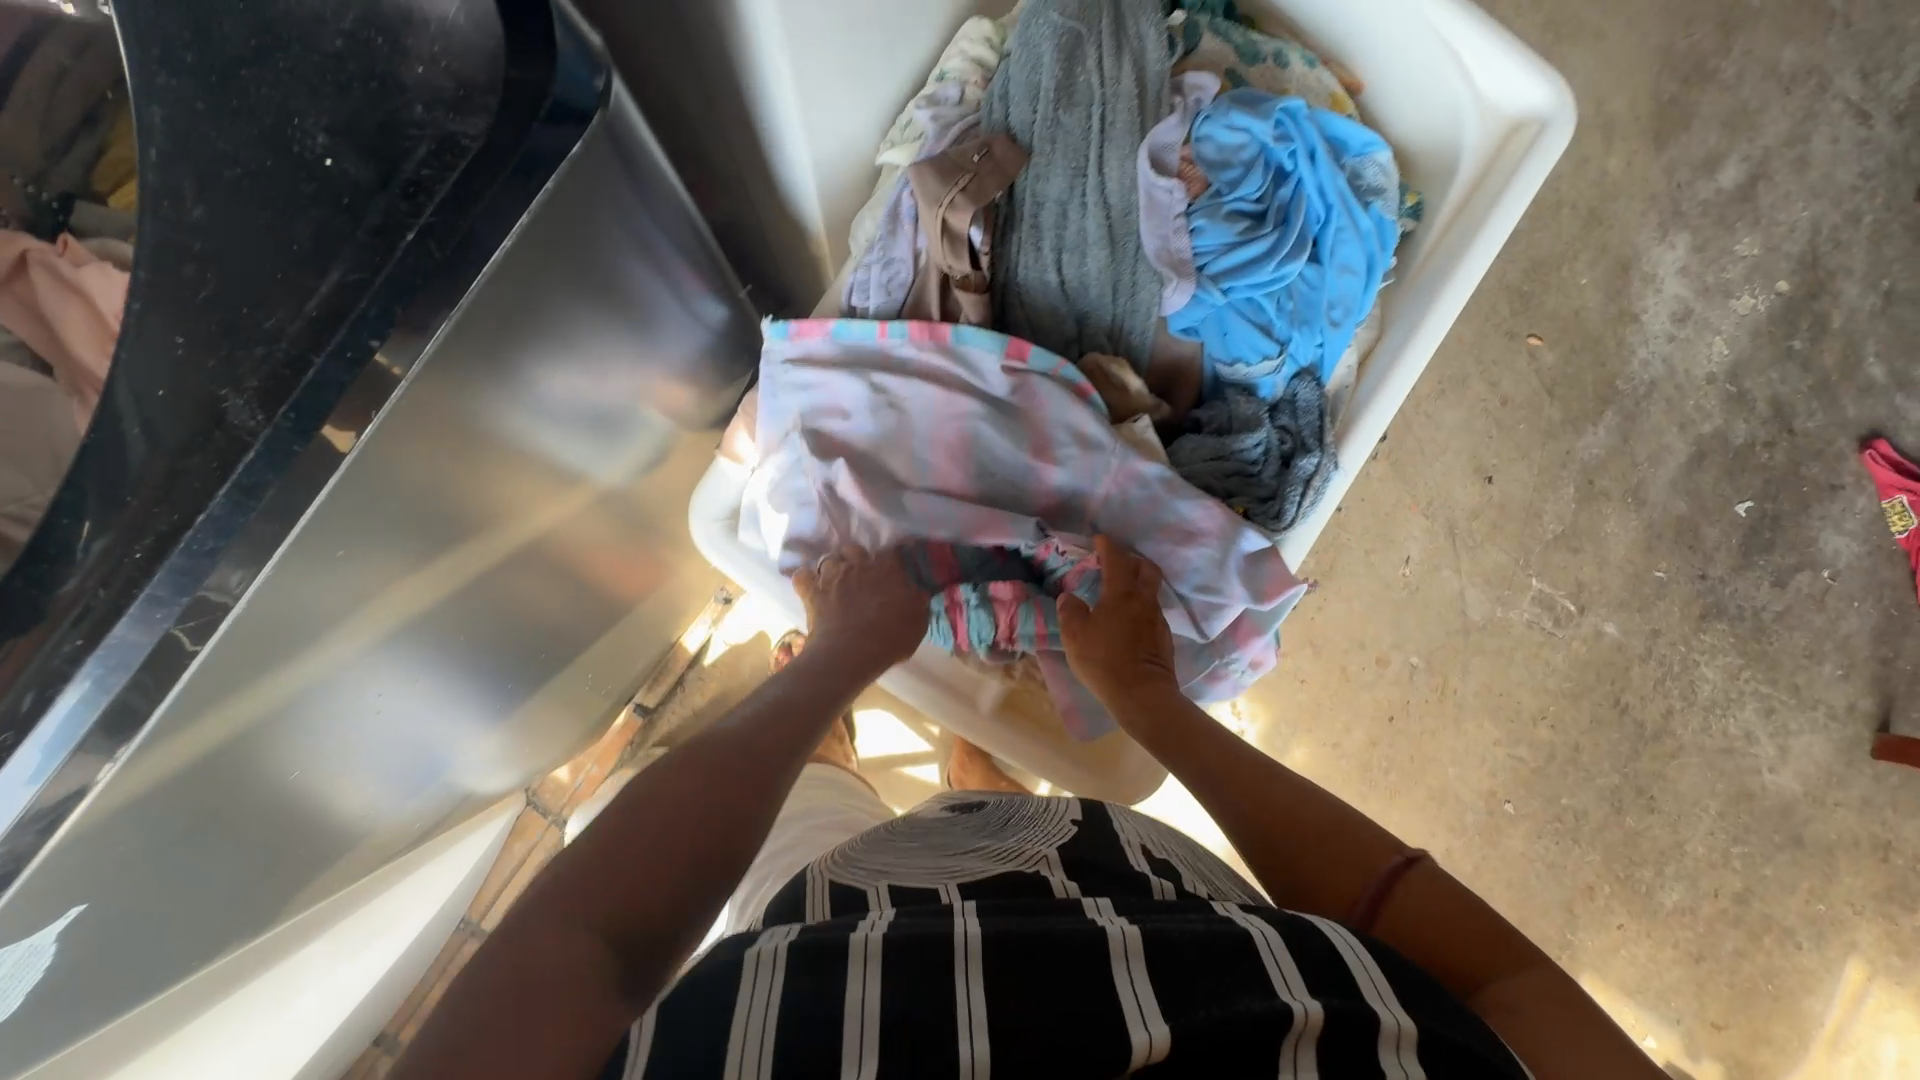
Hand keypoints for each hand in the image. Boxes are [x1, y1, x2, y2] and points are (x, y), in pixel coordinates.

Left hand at [792, 545, 931, 680]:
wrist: (851, 653)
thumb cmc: (890, 638)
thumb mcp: (918, 621)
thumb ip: (918, 601)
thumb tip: (917, 590)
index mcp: (887, 569)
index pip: (892, 553)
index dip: (891, 560)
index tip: (894, 570)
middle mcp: (858, 565)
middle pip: (854, 548)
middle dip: (856, 557)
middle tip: (860, 574)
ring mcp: (831, 576)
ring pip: (828, 558)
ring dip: (832, 567)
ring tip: (835, 581)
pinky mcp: (811, 591)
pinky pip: (802, 575)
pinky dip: (806, 579)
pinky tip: (811, 587)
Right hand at [1058, 535, 1179, 708]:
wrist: (1141, 694)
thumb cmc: (1104, 660)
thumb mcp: (1075, 636)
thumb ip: (1070, 612)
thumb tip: (1069, 598)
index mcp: (1122, 593)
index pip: (1117, 559)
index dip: (1108, 546)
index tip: (1099, 540)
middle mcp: (1144, 600)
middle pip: (1146, 569)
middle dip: (1132, 560)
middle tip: (1116, 563)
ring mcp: (1157, 619)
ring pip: (1151, 591)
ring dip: (1137, 585)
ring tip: (1119, 594)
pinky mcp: (1163, 638)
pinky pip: (1152, 613)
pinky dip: (1140, 608)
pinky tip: (1128, 622)